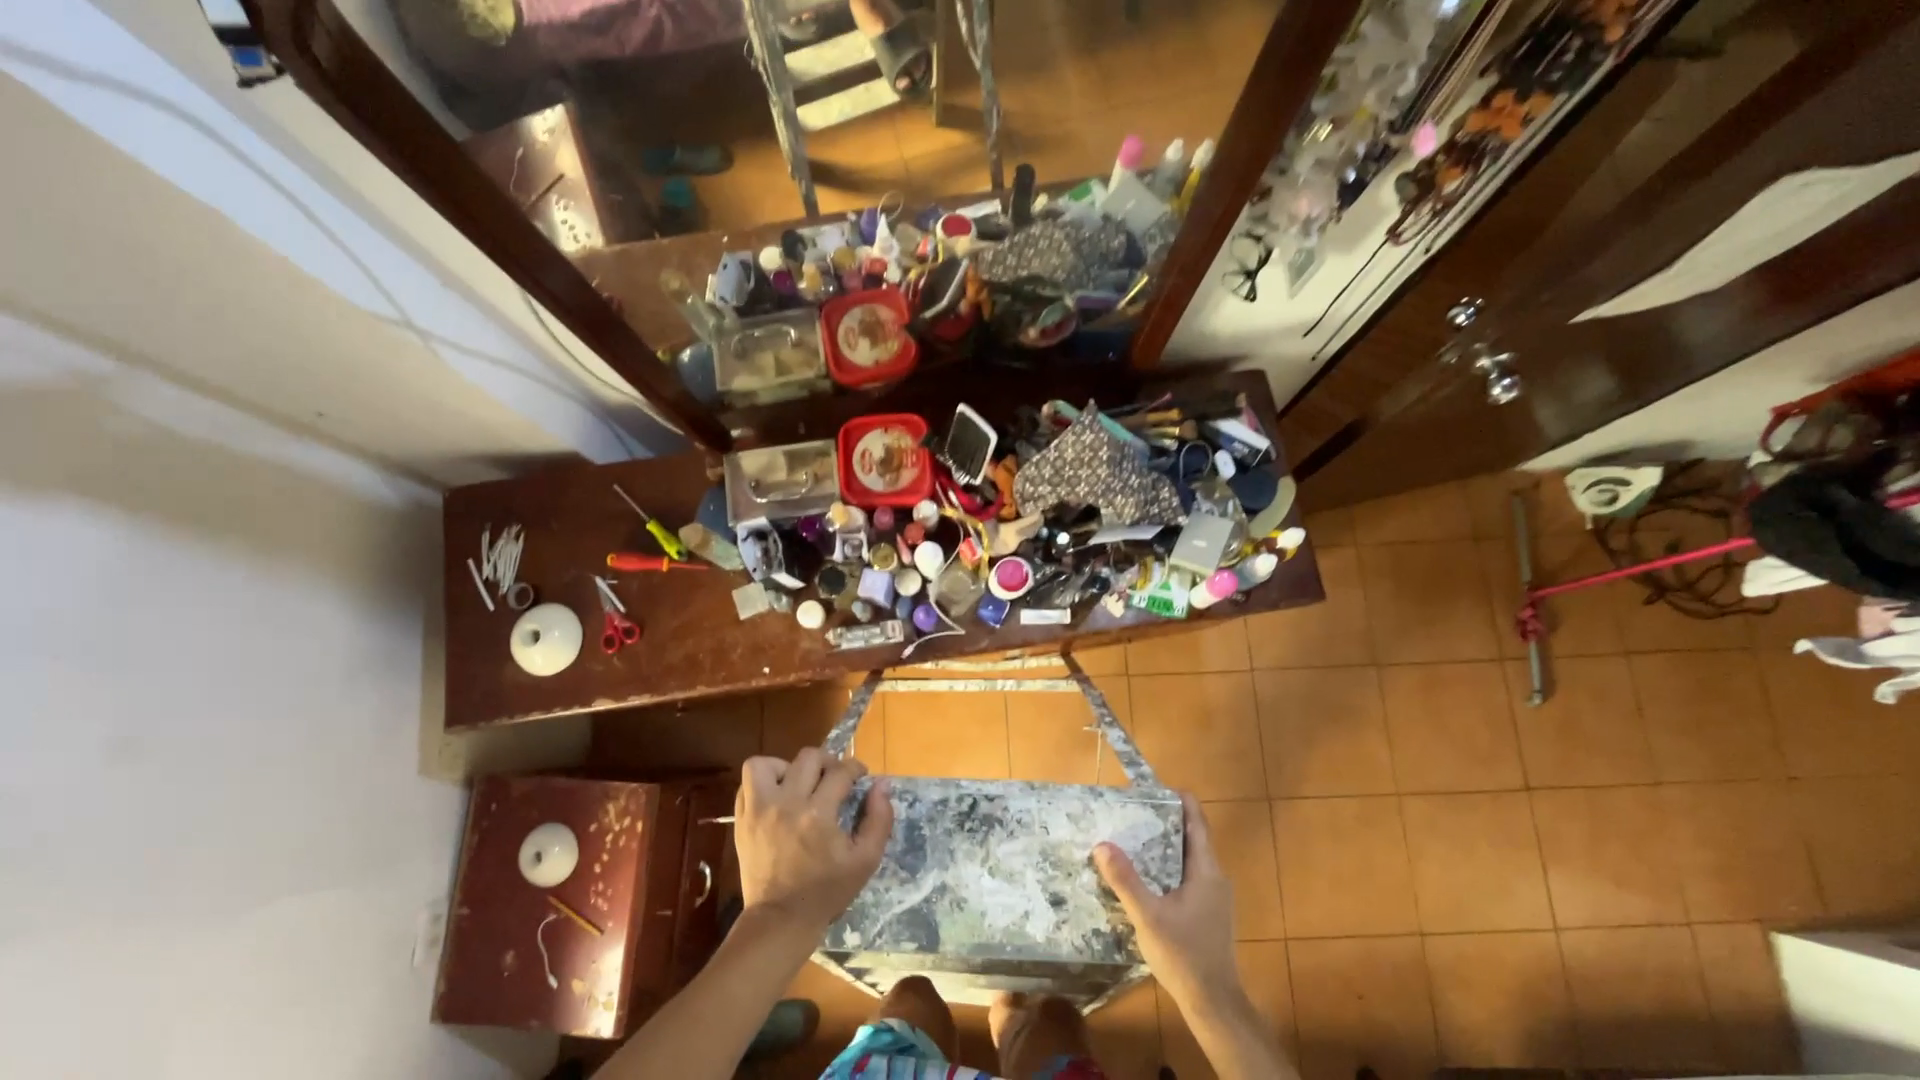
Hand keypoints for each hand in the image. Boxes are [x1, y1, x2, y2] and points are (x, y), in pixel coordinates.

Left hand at [734, 749, 894, 934]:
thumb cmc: (827, 891)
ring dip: (786, 767)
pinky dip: (763, 783)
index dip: (855, 768)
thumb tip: (881, 784)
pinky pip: (746, 784)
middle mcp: (786, 804)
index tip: (860, 777)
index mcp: (818, 814)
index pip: (841, 771)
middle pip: (808, 758)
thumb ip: (879, 819)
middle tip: (834, 779)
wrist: (781, 919)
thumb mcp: (865, 860)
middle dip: (828, 762)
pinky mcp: (741, 820)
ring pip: (767, 764)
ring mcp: (758, 811)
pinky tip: (777, 797)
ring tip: (798, 783)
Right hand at [1093, 793, 1236, 1004]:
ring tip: (1131, 839)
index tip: (1153, 787)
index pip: (1197, 821)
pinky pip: (1186, 877)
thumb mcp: (1148, 916)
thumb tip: (1102, 844)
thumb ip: (1125, 880)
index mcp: (1206, 870)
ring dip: (1164, 847)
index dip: (1179, 800)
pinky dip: (1166, 868)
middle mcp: (1214, 878)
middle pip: (1191, 838)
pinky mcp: (1207, 913)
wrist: (1213, 1001)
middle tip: (1131, 812)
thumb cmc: (1184, 954)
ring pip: (1188, 859)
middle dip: (1164, 822)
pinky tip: (1143, 878)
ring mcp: (1213, 897)